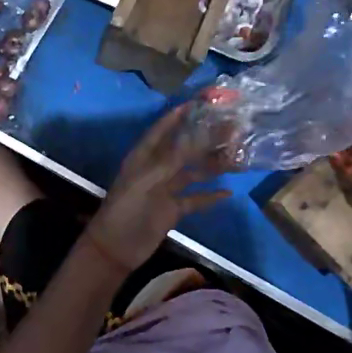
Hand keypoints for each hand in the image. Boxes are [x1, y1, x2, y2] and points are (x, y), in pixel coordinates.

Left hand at [83, 104, 233, 273]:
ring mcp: (166, 190)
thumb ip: (173, 159)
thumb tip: (197, 137)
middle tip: (230, 128)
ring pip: (193, 172)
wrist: (115, 249)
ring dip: (212, 165)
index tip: (198, 103)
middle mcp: (156, 169)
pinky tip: (228, 192)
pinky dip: (210, 195)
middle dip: (204, 138)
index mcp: (143, 157)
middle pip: (183, 149)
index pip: (162, 130)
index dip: (177, 116)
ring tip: (236, 156)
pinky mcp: (173, 210)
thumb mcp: (148, 181)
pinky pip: (195, 199)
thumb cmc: (126, 210)